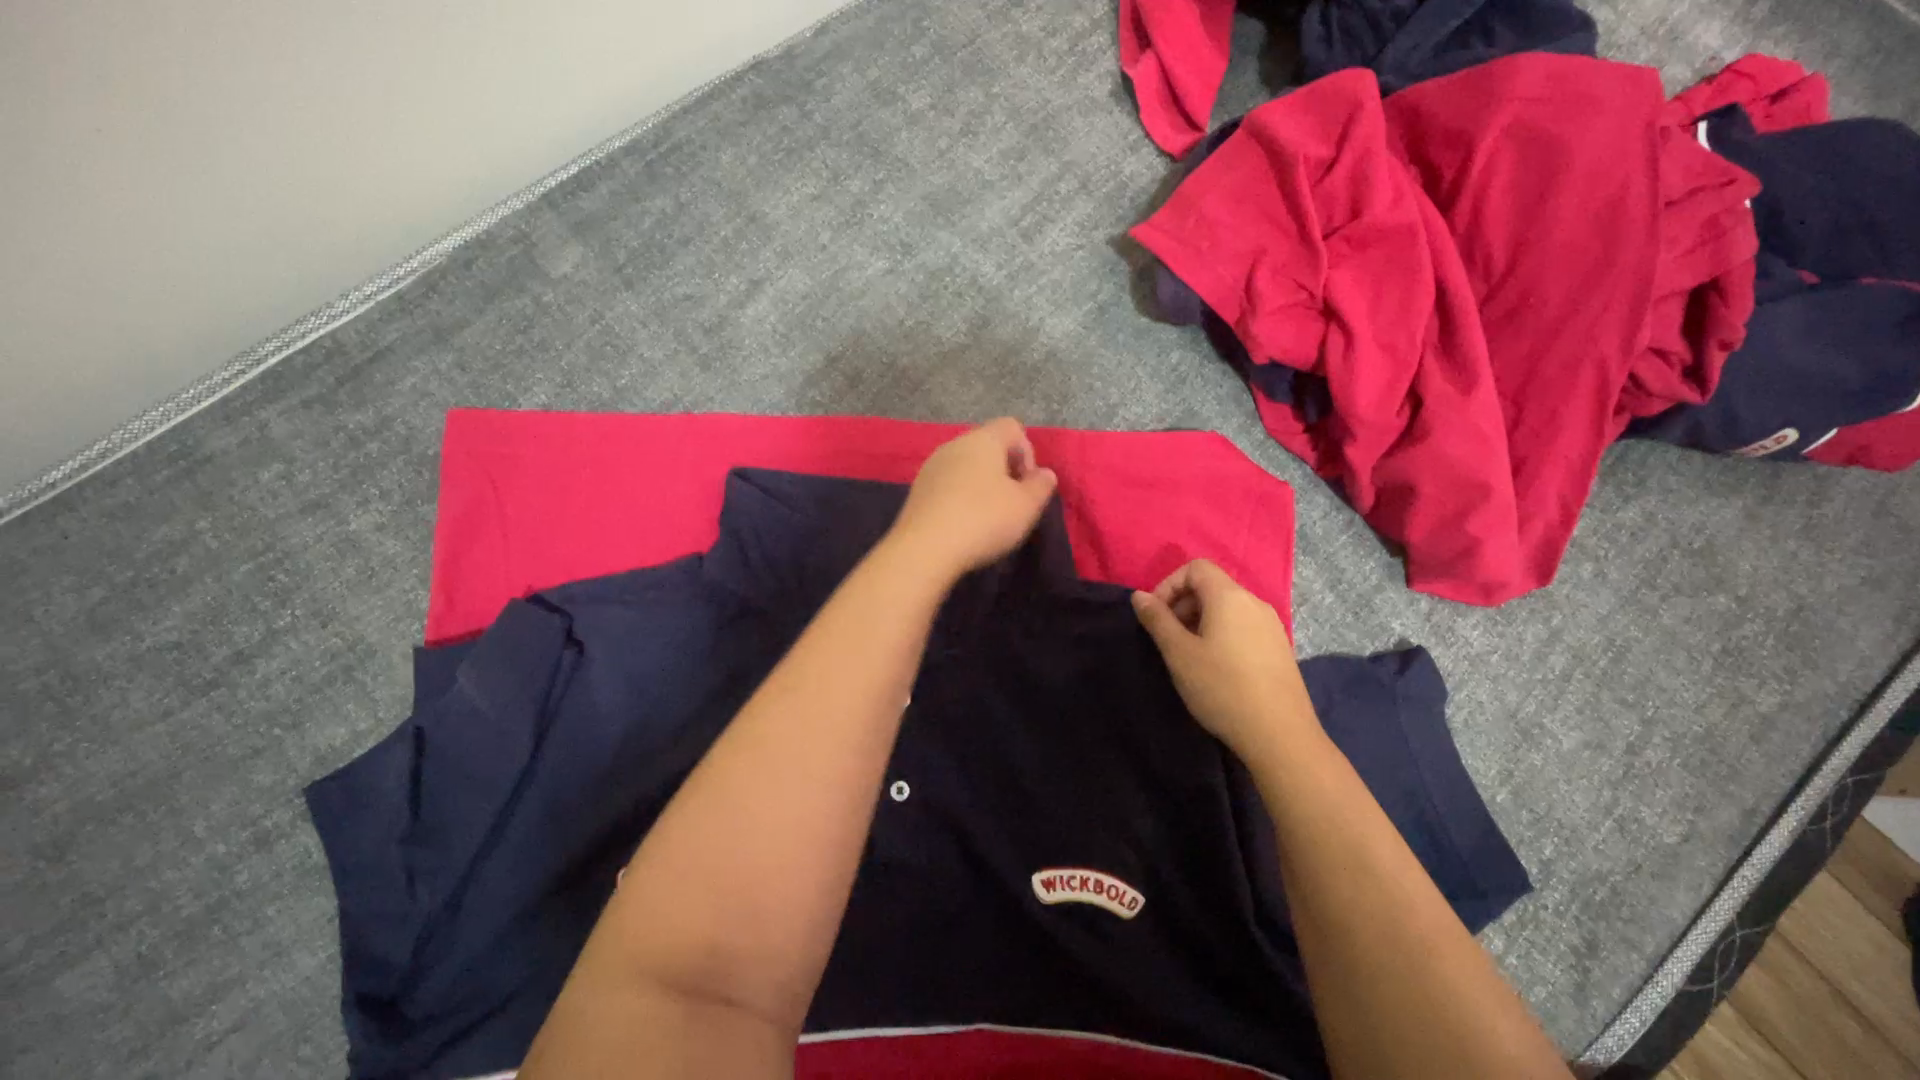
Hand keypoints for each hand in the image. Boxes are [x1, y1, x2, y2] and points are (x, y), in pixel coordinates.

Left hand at [885, 418, 1059, 581]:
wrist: (924, 549)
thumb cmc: (984, 519)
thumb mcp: (1026, 506)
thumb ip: (1041, 486)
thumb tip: (1044, 473)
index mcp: (983, 440)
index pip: (1012, 427)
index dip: (1028, 453)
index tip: (1027, 485)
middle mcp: (954, 444)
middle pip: (988, 446)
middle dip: (1005, 471)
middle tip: (1012, 503)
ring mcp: (931, 467)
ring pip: (966, 466)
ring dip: (981, 485)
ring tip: (988, 518)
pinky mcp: (917, 490)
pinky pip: (948, 485)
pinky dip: (960, 498)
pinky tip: (964, 524)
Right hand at [1131, 559, 1320, 763]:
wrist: (1279, 734)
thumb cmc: (1222, 688)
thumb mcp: (1179, 654)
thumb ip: (1157, 620)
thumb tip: (1139, 596)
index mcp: (1230, 597)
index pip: (1196, 567)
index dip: (1169, 584)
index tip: (1156, 616)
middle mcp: (1254, 603)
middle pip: (1212, 586)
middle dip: (1183, 604)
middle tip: (1168, 639)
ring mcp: (1271, 626)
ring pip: (1228, 608)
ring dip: (1201, 622)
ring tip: (1189, 656)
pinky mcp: (1279, 648)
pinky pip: (1243, 627)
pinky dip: (1222, 635)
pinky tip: (1216, 669)